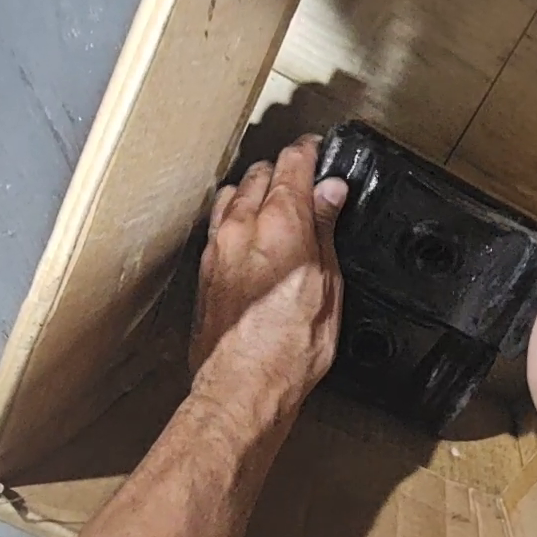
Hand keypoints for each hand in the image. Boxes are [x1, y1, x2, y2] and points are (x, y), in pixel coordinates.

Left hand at [190, 136, 348, 427]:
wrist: (243, 385)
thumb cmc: (290, 348)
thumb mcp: (327, 285)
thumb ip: (325, 230)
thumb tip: (330, 192)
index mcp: (282, 225)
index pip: (293, 165)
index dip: (309, 152)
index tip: (319, 150)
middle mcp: (243, 226)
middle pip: (263, 174)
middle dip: (286, 170)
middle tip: (308, 179)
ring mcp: (219, 245)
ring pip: (236, 192)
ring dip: (258, 188)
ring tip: (280, 201)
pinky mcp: (206, 266)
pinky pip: (220, 219)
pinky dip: (238, 212)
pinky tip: (252, 228)